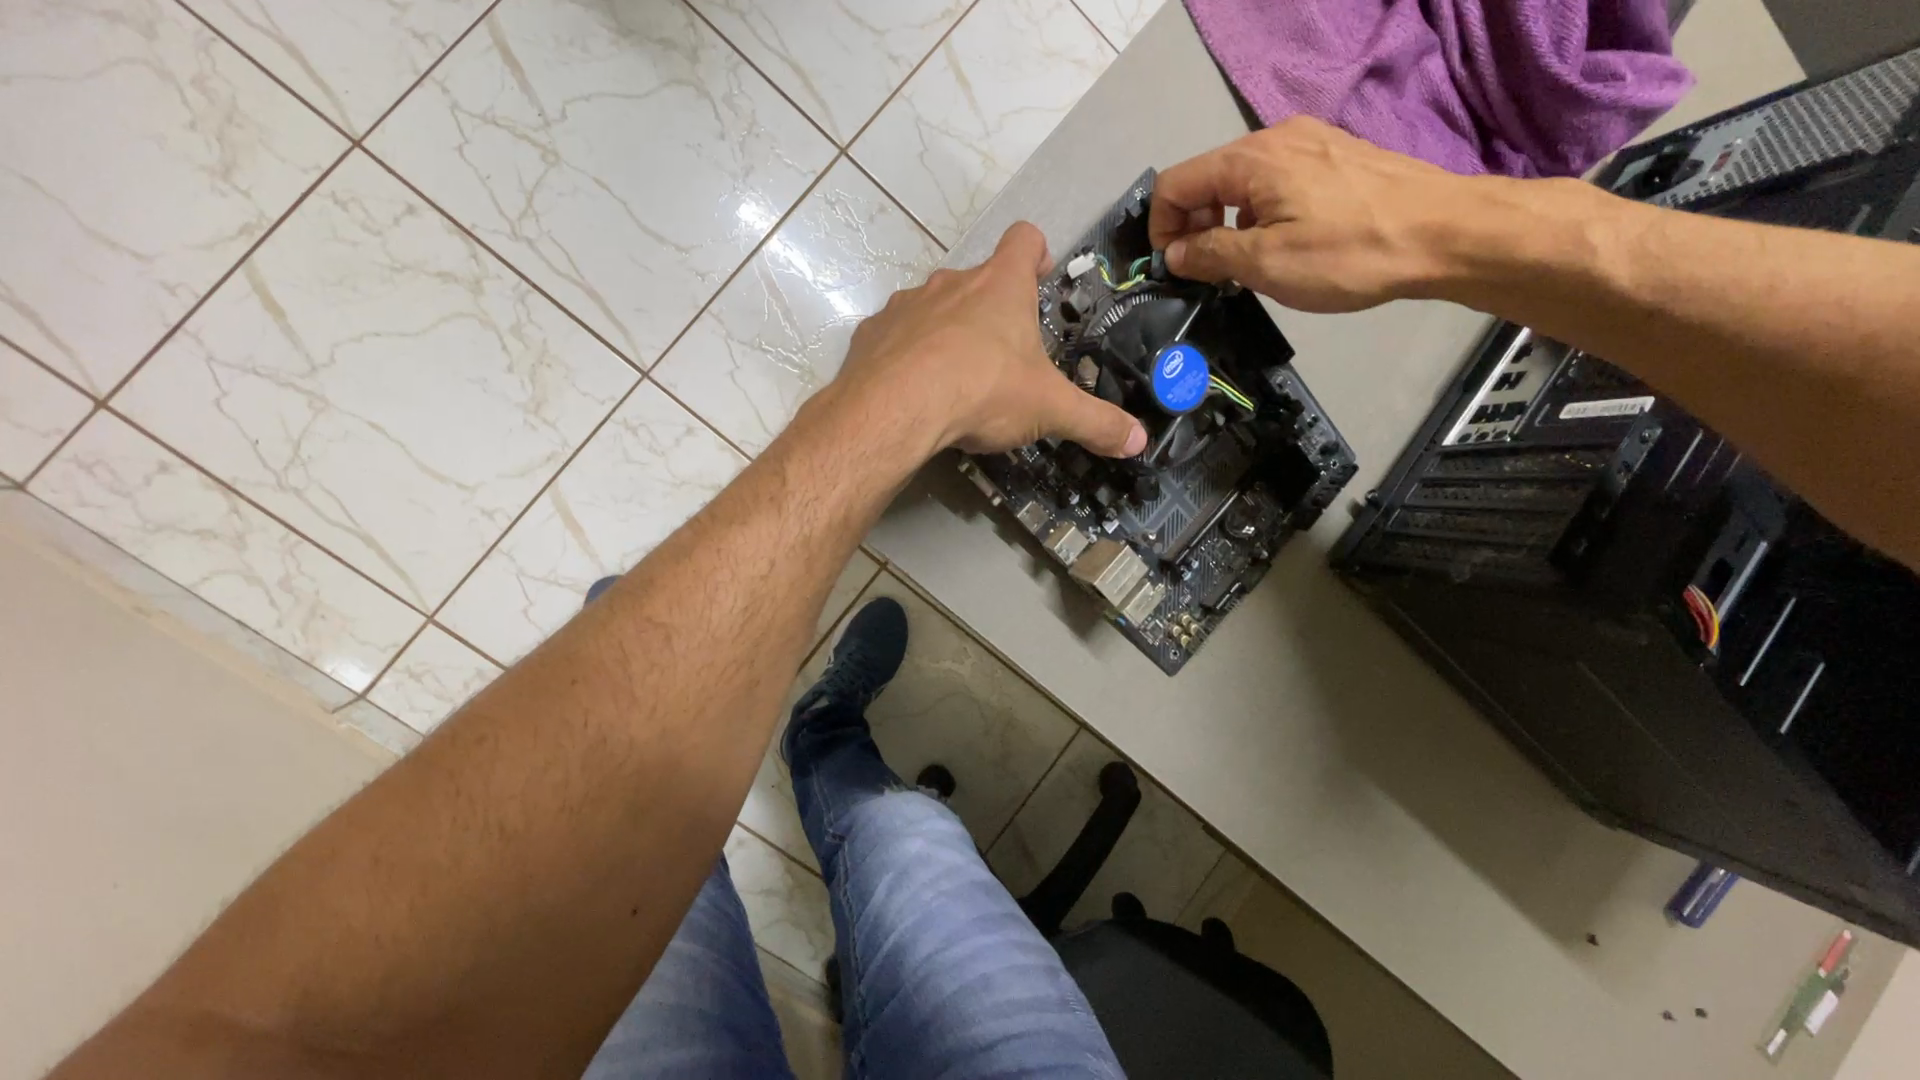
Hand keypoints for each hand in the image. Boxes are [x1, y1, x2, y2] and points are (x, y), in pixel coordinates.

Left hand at [833, 222, 1146, 456]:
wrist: (894, 408)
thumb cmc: (982, 391)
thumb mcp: (1049, 410)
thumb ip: (1095, 423)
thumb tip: (1138, 440)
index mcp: (1000, 286)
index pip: (1024, 240)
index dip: (1035, 253)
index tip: (1040, 277)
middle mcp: (952, 283)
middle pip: (978, 279)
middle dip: (992, 308)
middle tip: (1004, 353)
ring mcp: (907, 305)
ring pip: (934, 306)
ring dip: (948, 331)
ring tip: (956, 376)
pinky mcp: (872, 333)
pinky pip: (896, 335)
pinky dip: (907, 354)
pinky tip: (914, 389)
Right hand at [1149, 117, 1479, 311]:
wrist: (1446, 234)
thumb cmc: (1349, 252)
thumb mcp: (1266, 263)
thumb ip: (1209, 255)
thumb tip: (1174, 253)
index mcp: (1250, 159)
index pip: (1175, 183)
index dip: (1161, 228)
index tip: (1174, 268)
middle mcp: (1275, 138)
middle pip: (1206, 178)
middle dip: (1193, 226)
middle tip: (1207, 273)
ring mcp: (1310, 143)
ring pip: (1241, 182)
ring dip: (1227, 224)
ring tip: (1246, 265)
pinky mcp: (1335, 158)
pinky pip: (1275, 182)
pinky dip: (1260, 214)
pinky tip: (1283, 245)